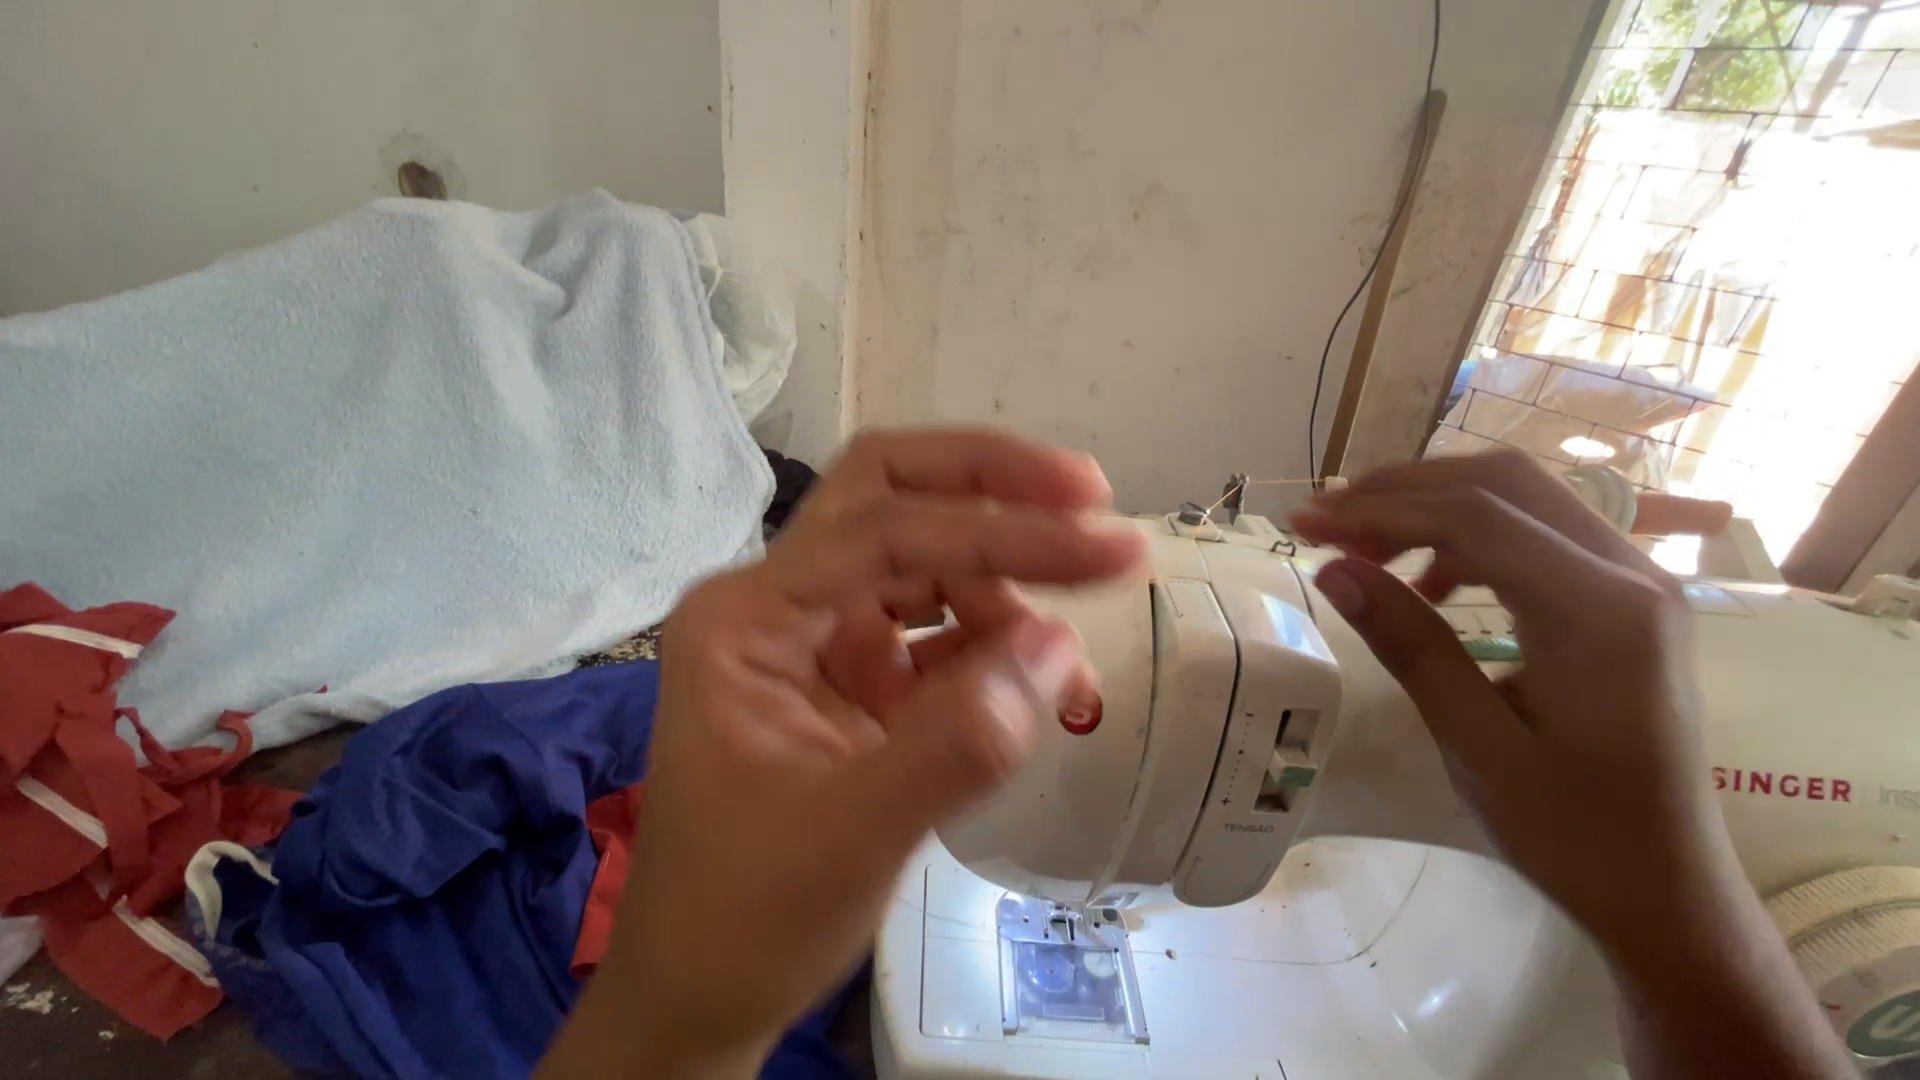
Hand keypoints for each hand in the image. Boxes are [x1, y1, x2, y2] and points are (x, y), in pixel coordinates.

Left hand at [541, 429, 1146, 1076]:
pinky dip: (996, 645)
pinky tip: (1044, 682)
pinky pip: (937, 634)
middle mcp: (780, 603)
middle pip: (891, 497)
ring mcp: (819, 639)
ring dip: (1004, 583)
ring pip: (922, 560)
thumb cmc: (745, 916)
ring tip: (1069, 654)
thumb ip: (955, 744)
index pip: (886, 530)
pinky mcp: (856, 680)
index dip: (1003, 528)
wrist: (702, 991)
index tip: (1108, 538)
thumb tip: (1060, 650)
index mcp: (747, 616)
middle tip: (1089, 497)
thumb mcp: (849, 837)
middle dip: (991, 489)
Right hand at [1290, 450, 1731, 938]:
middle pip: (1502, 482)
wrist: (1663, 886)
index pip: (1472, 519)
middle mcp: (1631, 574)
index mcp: (1599, 612)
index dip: (1376, 510)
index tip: (1302, 522)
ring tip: (1362, 547)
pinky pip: (1535, 532)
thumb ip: (1408, 643)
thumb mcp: (1472, 741)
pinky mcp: (1622, 597)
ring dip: (1430, 506)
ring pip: (1518, 497)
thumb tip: (1333, 569)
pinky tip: (1427, 584)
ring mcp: (1634, 580)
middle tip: (1326, 523)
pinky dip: (1466, 536)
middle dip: (1401, 490)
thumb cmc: (1568, 829)